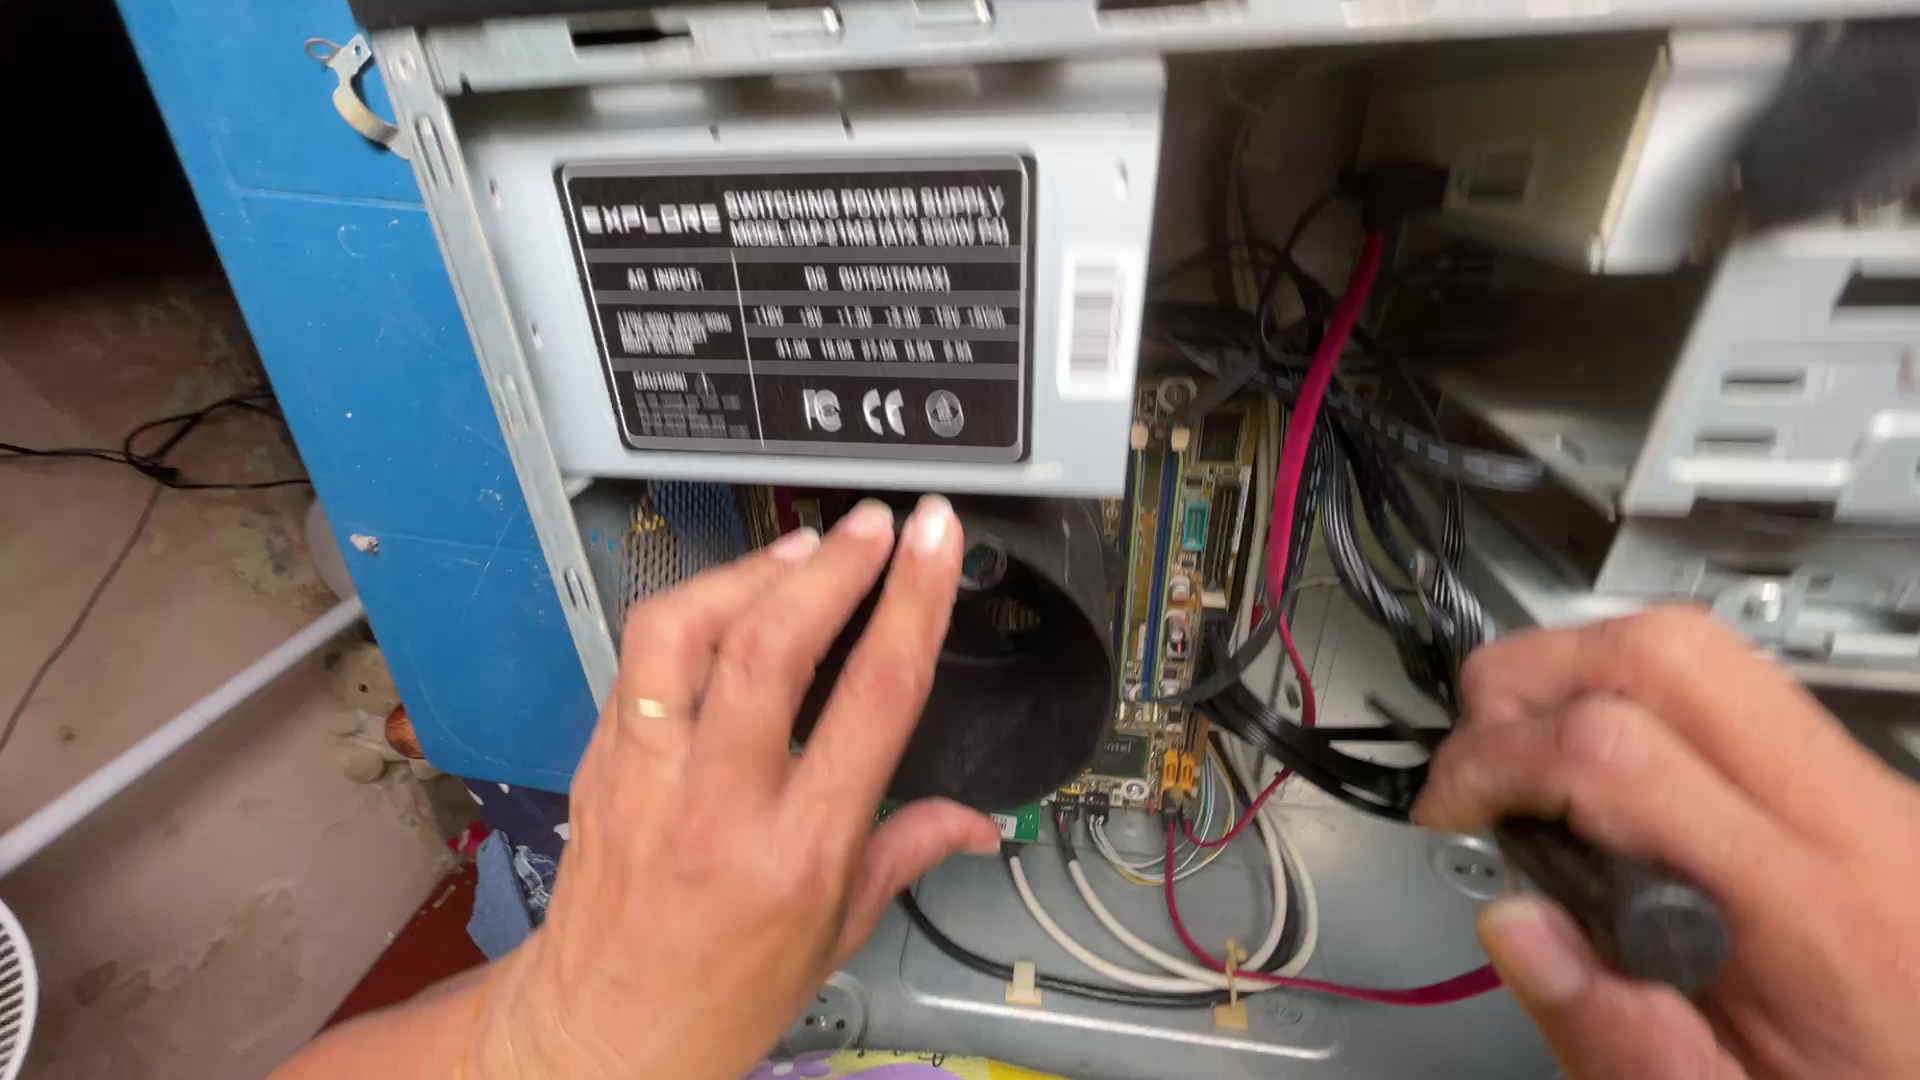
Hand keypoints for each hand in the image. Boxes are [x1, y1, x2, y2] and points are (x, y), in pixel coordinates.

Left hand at [474, 496, 999, 1079]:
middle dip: (834, 567)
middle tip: (874, 524)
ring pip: (684, 633)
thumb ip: (913, 850)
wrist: (602, 1035)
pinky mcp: (603, 754)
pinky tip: (742, 589)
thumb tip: (983, 821)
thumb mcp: (843, 930)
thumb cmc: (733, 989)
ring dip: (753, 571)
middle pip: (772, 649)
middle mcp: (720, 800)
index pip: (874, 700)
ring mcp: (648, 772)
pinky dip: (701, 601)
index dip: (912, 604)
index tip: (933, 544)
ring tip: (806, 548)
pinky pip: (644, 653)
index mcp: (802, 847)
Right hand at [1415, 605, 1919, 1078]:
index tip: (1451, 810)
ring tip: (1525, 764)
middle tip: (1483, 767)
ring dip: (1559, 683)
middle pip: (1655, 655)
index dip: (1492, 763)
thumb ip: (1619, 1042)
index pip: (1618, 757)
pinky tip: (1587, 779)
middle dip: (1520, 686)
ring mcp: (1856, 785)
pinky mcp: (1836, 775)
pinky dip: (1604, 700)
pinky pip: (1700, 684)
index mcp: (1833, 926)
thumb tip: (1512, 923)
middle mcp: (1861, 824)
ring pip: (1675, 647)